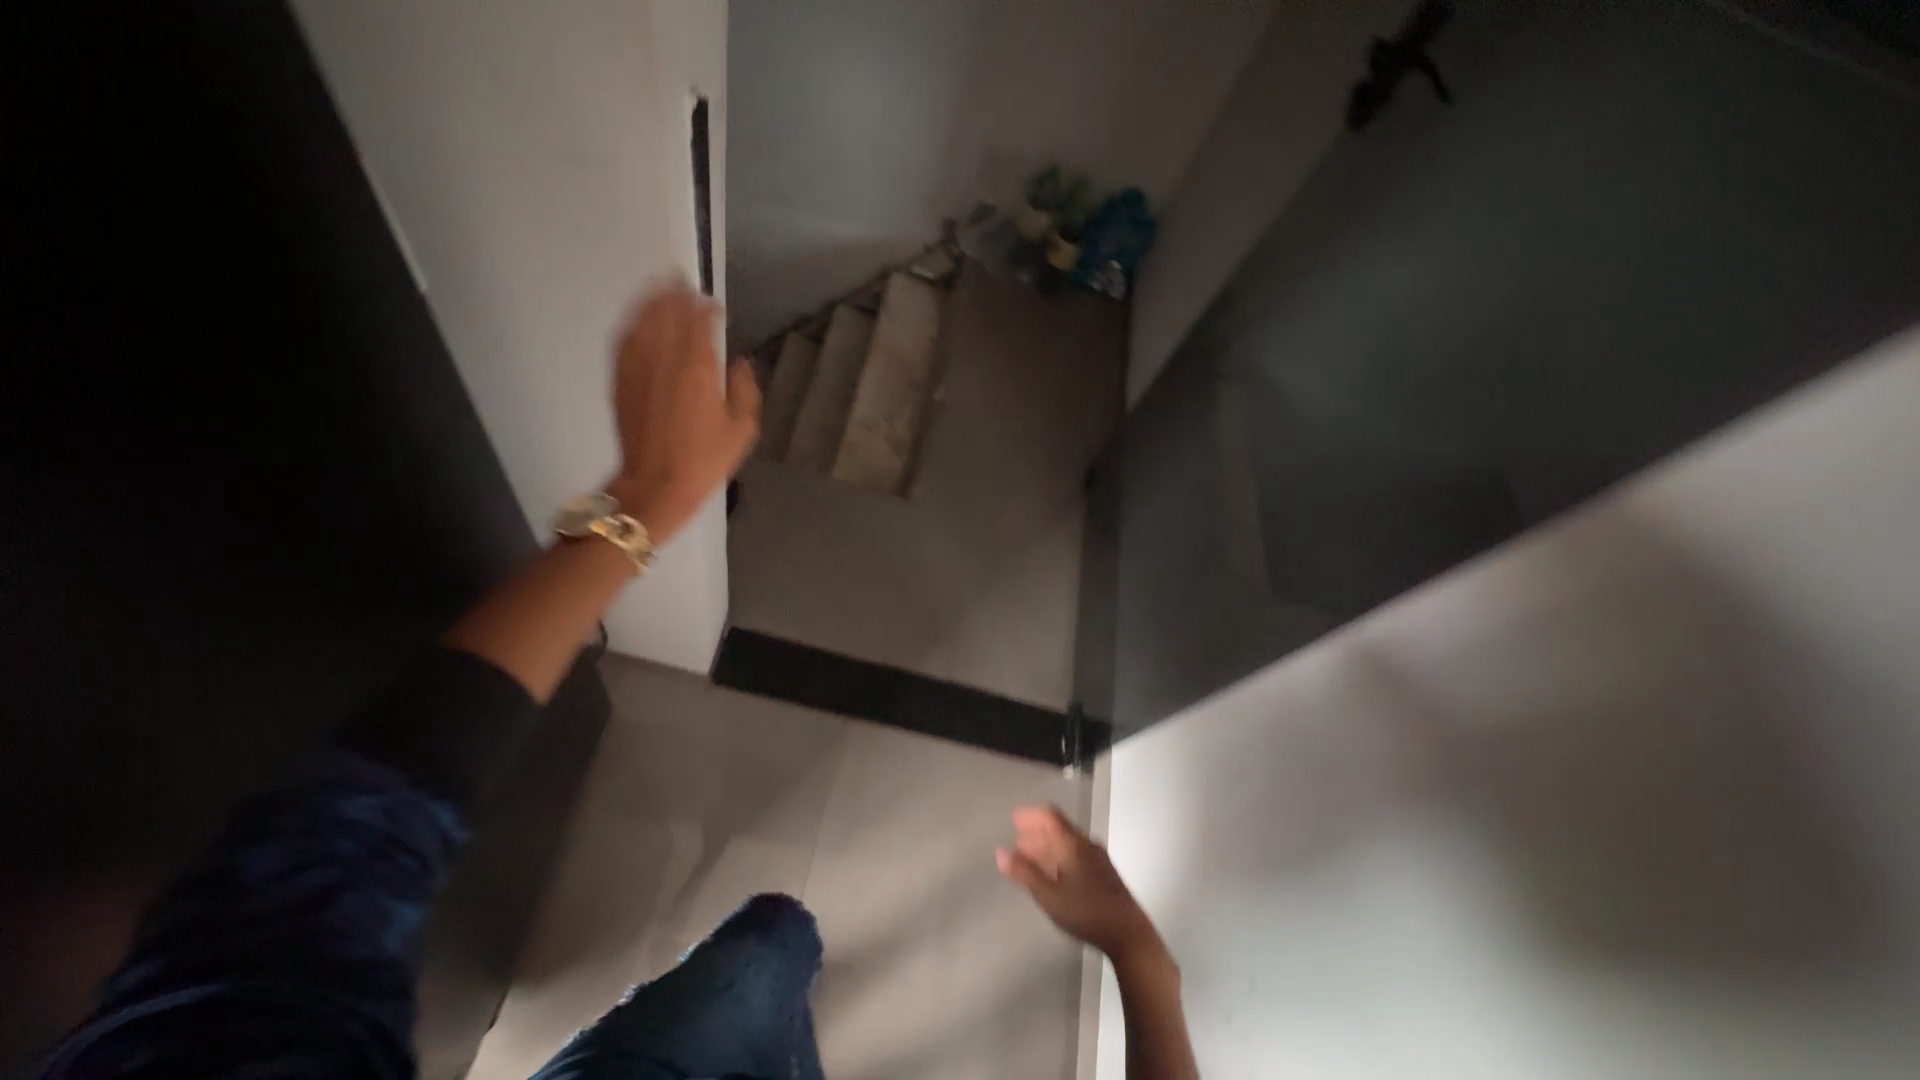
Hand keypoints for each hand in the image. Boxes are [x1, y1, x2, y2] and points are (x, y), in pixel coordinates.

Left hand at [604, 282, 759, 543]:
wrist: (655, 484)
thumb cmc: (704, 460)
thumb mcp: (741, 430)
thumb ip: (744, 390)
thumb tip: (739, 364)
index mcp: (698, 367)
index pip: (700, 321)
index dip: (707, 307)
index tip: (714, 305)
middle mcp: (665, 357)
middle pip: (668, 311)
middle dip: (677, 294)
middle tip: (685, 284)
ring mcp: (638, 366)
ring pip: (643, 319)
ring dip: (652, 301)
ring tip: (661, 289)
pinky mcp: (621, 380)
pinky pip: (625, 340)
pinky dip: (633, 323)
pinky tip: (639, 320)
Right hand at [998, 804, 1164, 963]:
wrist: (1129, 933)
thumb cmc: (1086, 911)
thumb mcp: (1049, 895)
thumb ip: (1024, 873)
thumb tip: (1001, 852)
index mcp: (1073, 844)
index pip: (1051, 817)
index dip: (1031, 815)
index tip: (1014, 819)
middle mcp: (1087, 845)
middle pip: (1059, 829)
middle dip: (1037, 833)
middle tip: (1018, 842)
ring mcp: (1098, 860)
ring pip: (1068, 844)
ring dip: (1048, 847)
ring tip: (1031, 859)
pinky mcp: (1104, 875)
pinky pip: (1076, 855)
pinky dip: (1059, 858)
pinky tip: (1053, 876)